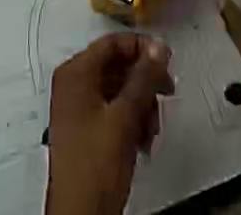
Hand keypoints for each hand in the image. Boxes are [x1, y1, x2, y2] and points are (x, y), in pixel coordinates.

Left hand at [45, 33, 174, 214]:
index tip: (166, 60)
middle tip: (167, 93)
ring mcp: (78, 107)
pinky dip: (131, 121)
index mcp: (75, 72)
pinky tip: (143, 141)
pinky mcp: (86, 128)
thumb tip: (158, 47)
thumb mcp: (125, 116)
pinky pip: (113, 110)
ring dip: (141, 106)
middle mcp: (73, 84)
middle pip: (116, 66)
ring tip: (151, 129)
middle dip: (144, 83)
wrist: (81, 214)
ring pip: (118, 90)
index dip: (140, 47)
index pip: (111, 43)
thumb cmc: (97, 163)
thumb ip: (144, 78)